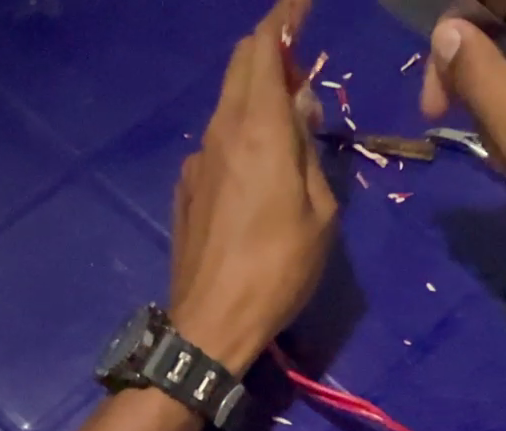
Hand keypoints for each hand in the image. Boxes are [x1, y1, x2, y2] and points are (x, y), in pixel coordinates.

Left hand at [169, 0, 335, 376]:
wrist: (212, 323)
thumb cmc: (278, 271)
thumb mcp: (319, 214)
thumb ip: (310, 153)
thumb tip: (298, 112)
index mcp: (259, 129)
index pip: (265, 45)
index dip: (284, 17)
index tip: (302, 4)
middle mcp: (221, 133)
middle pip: (240, 66)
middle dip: (271, 53)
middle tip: (302, 76)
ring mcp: (197, 162)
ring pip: (227, 107)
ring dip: (256, 100)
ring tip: (288, 133)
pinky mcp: (185, 192)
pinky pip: (216, 146)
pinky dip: (239, 139)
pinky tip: (256, 177)